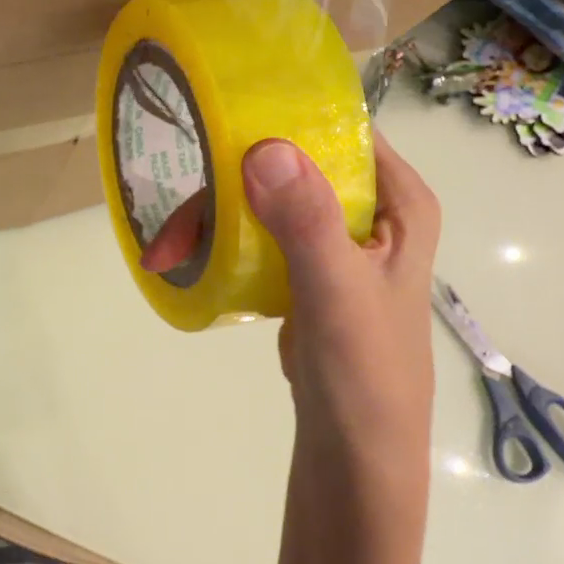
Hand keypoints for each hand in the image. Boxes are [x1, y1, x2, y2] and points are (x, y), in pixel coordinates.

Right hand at [142, 135, 440, 444]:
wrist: (353, 443)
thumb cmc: (362, 367)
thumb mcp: (336, 289)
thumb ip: (306, 220)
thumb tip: (263, 149)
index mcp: (398, 202)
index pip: (341, 133)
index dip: (284, 120)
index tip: (219, 124)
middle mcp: (367, 210)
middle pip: (285, 169)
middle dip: (221, 191)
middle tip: (173, 232)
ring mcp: (331, 240)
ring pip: (260, 201)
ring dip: (210, 221)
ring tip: (164, 256)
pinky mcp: (302, 268)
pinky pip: (253, 233)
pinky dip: (217, 242)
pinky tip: (183, 260)